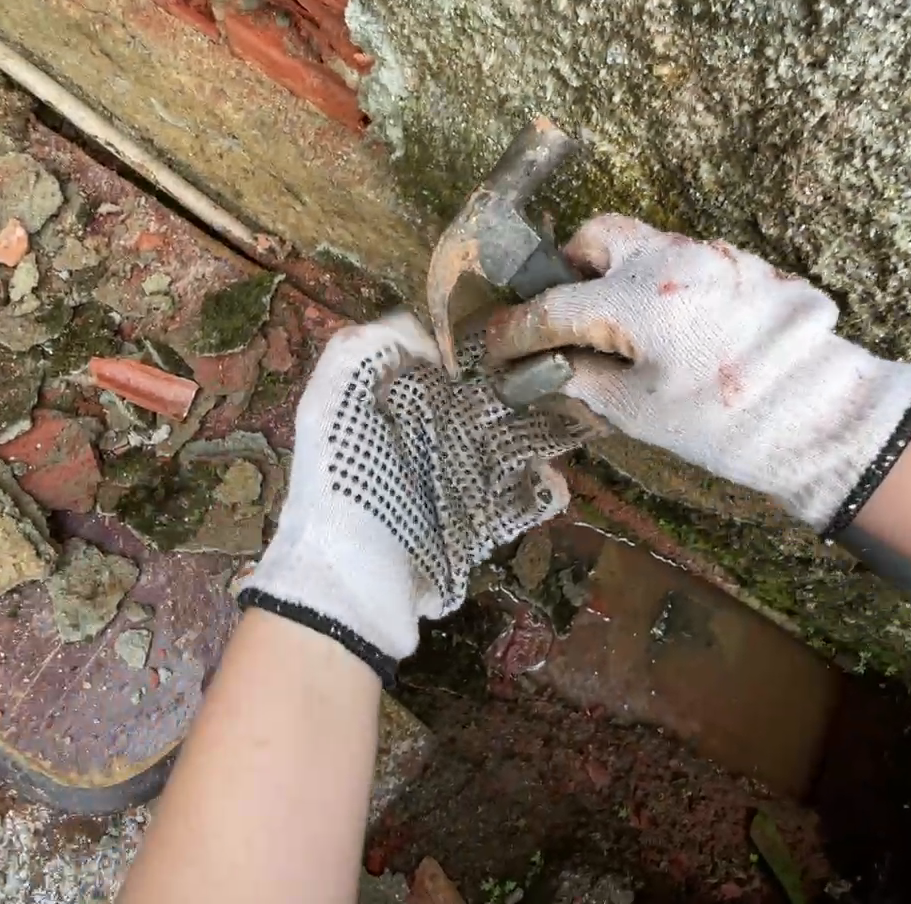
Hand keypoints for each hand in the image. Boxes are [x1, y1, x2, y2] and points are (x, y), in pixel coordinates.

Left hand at [240, 313, 571, 682]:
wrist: (352, 582)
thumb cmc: (343, 483)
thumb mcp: (331, 403)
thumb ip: (364, 350)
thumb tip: (424, 333)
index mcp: (403, 403)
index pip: (452, 360)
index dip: (485, 342)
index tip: (521, 328)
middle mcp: (437, 435)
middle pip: (495, 398)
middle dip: (530, 382)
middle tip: (568, 370)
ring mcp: (464, 479)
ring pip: (519, 442)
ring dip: (548, 430)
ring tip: (579, 418)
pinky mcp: (483, 521)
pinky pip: (525, 499)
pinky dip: (546, 489)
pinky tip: (553, 480)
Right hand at [485, 215, 910, 532]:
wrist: (824, 420)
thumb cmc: (725, 426)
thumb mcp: (638, 412)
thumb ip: (578, 379)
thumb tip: (537, 369)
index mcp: (640, 303)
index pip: (553, 308)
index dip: (515, 330)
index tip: (493, 346)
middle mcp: (672, 262)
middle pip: (596, 236)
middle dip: (568, 271)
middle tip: (566, 315)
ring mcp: (711, 256)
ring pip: (640, 241)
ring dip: (613, 273)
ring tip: (618, 324)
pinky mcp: (740, 264)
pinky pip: (678, 258)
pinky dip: (654, 282)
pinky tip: (669, 327)